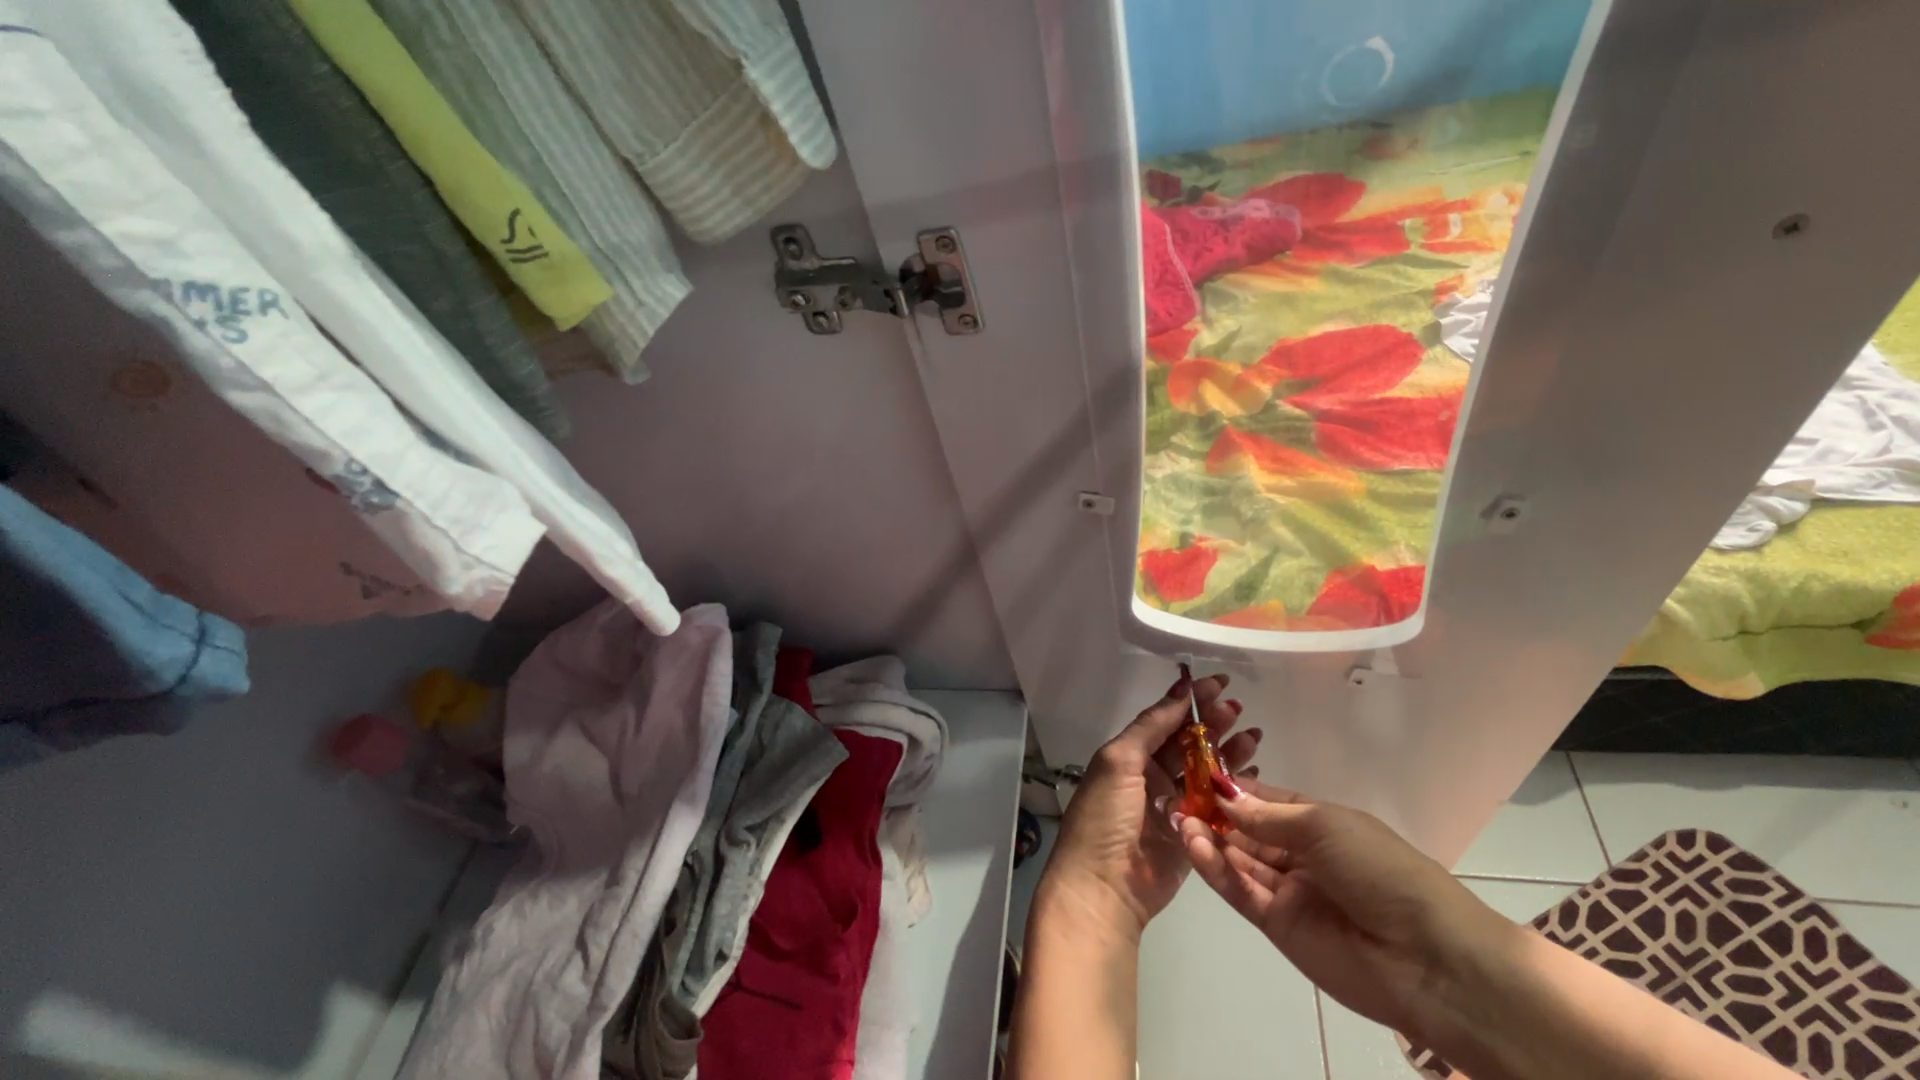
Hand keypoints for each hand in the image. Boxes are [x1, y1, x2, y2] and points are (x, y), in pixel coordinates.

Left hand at [1035, 673, 1257, 944]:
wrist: (1103, 889)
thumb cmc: (1104, 819)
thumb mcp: (1118, 762)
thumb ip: (1150, 727)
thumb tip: (1179, 692)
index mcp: (1128, 756)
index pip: (1164, 719)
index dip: (1190, 700)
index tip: (1219, 682)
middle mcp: (1150, 777)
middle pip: (1188, 743)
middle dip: (1214, 723)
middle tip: (1240, 708)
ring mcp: (1173, 805)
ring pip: (1206, 770)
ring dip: (1229, 751)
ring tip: (1254, 736)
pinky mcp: (1193, 833)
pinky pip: (1217, 804)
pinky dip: (1235, 787)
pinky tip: (1255, 771)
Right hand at [1175, 784, 1517, 1039]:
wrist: (1426, 958)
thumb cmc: (1381, 871)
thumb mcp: (1325, 826)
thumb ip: (1266, 816)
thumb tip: (1222, 793)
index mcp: (1322, 823)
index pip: (1267, 800)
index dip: (1234, 788)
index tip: (1196, 771)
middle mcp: (1303, 854)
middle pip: (1248, 830)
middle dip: (1215, 812)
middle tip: (1176, 795)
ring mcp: (1288, 890)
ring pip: (1239, 859)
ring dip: (1209, 838)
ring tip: (1178, 818)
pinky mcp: (1276, 924)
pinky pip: (1240, 891)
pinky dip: (1215, 869)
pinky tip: (1193, 846)